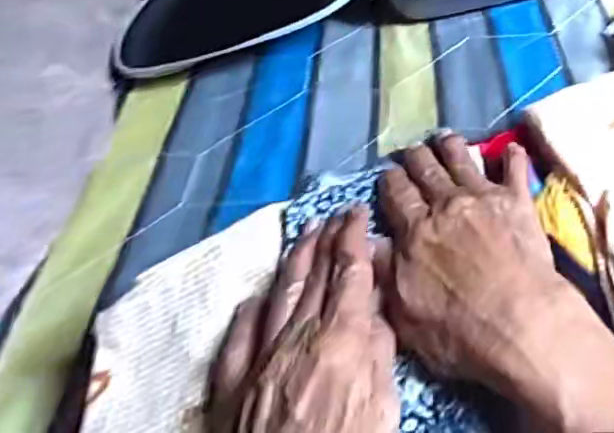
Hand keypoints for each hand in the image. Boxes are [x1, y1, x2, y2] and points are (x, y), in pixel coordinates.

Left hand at [206, 209, 396, 432]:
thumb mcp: (384, 402)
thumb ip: (379, 349)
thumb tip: (374, 306)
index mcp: (341, 336)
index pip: (350, 271)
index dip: (354, 237)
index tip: (357, 212)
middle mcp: (298, 338)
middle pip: (316, 277)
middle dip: (327, 240)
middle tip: (335, 214)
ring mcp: (260, 363)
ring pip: (279, 298)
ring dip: (294, 262)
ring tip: (304, 234)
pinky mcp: (230, 393)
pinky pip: (236, 344)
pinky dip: (247, 315)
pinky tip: (254, 298)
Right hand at [378, 133, 613, 432]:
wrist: (518, 319)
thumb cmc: (458, 330)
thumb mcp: (404, 313)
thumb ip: (385, 273)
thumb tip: (367, 243)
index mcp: (416, 231)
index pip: (397, 194)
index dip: (390, 179)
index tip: (387, 170)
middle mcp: (447, 204)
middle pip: (427, 170)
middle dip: (416, 156)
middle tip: (412, 148)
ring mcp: (484, 196)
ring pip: (463, 159)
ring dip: (451, 145)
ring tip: (445, 136)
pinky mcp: (517, 198)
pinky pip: (513, 167)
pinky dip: (511, 154)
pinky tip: (510, 146)